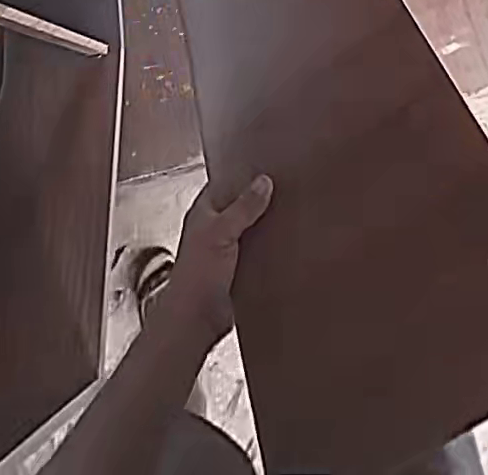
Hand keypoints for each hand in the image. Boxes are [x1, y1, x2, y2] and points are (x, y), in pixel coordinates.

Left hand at [158, 174, 273, 344]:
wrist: (196, 320)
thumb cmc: (197, 275)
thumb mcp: (221, 232)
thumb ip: (242, 207)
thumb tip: (263, 182)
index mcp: (204, 211)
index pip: (224, 183)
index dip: (242, 175)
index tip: (265, 167)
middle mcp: (215, 227)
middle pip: (240, 206)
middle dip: (259, 200)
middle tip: (285, 188)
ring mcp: (227, 248)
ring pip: (251, 229)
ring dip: (266, 224)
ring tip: (291, 212)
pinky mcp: (239, 269)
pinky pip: (258, 251)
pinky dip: (269, 247)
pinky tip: (287, 243)